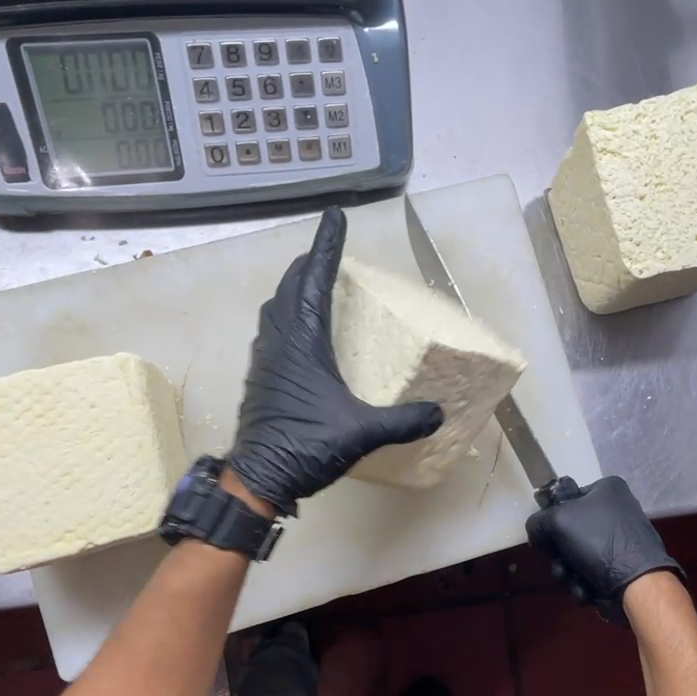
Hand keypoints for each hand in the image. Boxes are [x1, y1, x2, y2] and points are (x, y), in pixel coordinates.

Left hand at [225, 208, 444, 515]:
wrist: (258, 478)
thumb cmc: (305, 446)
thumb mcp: (361, 433)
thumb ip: (402, 421)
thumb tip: (438, 413)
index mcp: (302, 342)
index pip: (314, 280)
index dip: (327, 246)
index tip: (335, 217)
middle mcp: (280, 342)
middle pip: (289, 287)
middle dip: (308, 265)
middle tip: (329, 256)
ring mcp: (266, 361)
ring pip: (276, 309)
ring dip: (294, 291)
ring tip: (315, 288)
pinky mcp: (262, 380)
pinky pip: (274, 333)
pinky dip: (289, 318)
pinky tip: (304, 338)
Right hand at [526, 476, 681, 622]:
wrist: (636, 584)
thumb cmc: (598, 541)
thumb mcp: (558, 520)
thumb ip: (537, 522)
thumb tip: (537, 533)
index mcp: (607, 490)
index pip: (566, 498)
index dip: (551, 517)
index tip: (545, 535)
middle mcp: (615, 512)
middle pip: (568, 531)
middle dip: (558, 553)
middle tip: (558, 560)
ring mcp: (618, 541)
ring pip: (575, 555)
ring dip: (566, 571)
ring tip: (572, 579)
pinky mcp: (619, 567)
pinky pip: (589, 572)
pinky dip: (583, 582)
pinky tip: (586, 589)